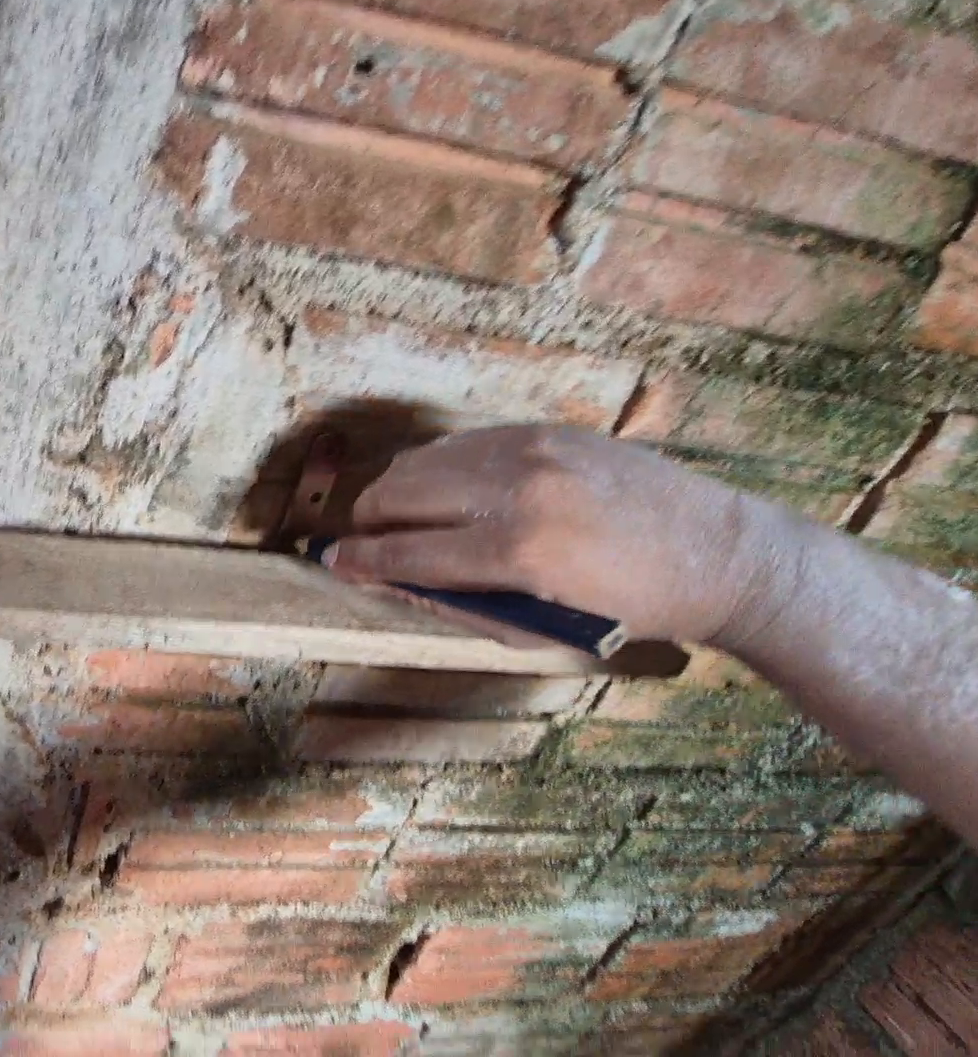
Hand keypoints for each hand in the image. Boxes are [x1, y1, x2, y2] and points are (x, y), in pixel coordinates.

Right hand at [328, 425, 793, 643]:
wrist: (726, 554)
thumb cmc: (629, 610)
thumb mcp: (538, 628)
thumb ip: (453, 602)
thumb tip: (383, 580)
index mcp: (516, 551)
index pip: (405, 551)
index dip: (358, 560)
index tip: (331, 562)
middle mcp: (515, 488)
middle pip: (396, 492)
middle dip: (368, 521)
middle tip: (368, 542)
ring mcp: (528, 448)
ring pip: (418, 461)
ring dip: (397, 493)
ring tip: (406, 518)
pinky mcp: (541, 428)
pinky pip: (456, 445)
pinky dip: (437, 471)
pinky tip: (452, 494)